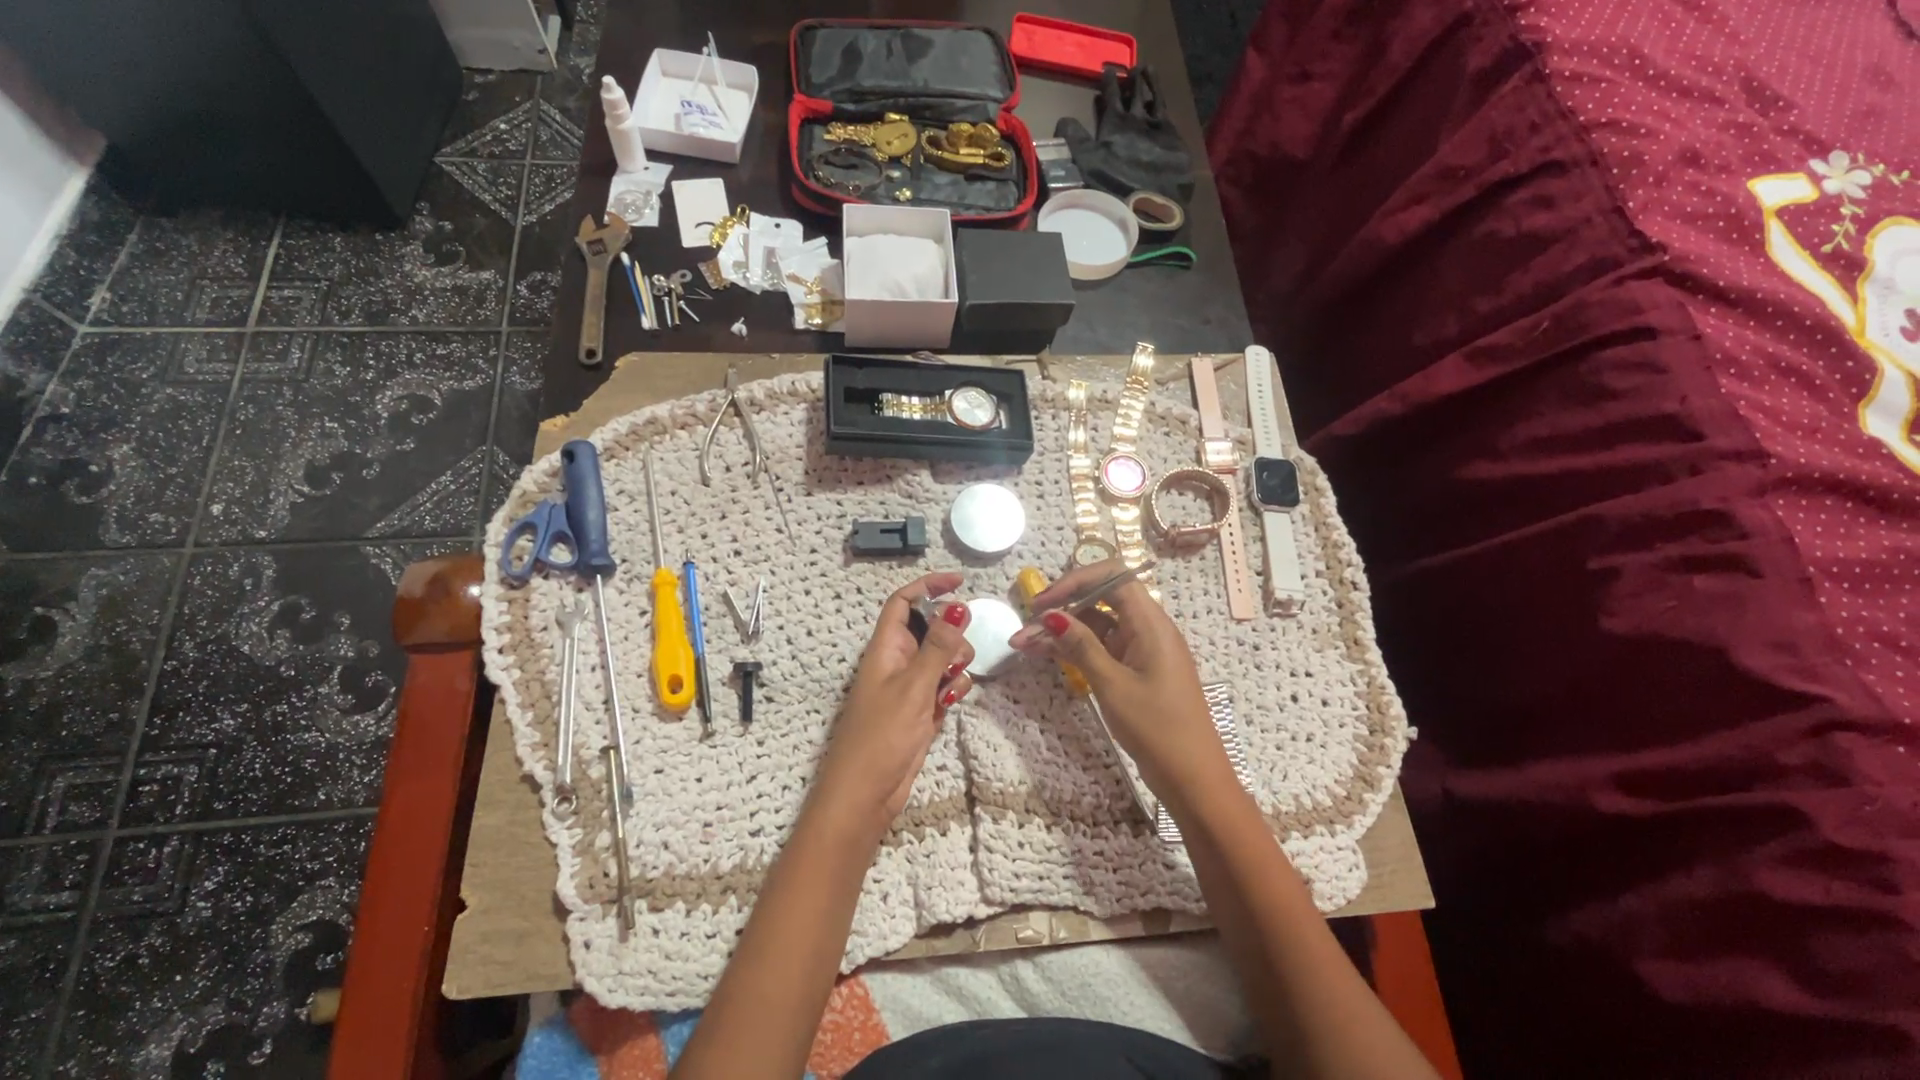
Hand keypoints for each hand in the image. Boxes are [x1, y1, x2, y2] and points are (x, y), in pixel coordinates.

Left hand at [813, 572, 974, 834]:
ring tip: (948, 690)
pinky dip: (951, 691)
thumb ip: (938, 646)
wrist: (865, 794)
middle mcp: (896, 662)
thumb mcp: (914, 687)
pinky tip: (948, 706)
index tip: (961, 581)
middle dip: (952, 638)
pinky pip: (943, 687)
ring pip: (942, 659)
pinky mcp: (919, 711)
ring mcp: (908, 687)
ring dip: (954, 668)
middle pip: (931, 629)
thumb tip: (957, 606)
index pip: (904, 603)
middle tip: (956, 662)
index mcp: (885, 648)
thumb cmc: (881, 737)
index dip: (929, 586)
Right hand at [1010, 560, 1234, 803]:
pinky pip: (1102, 648)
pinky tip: (1046, 656)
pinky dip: (1075, 650)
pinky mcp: (1136, 672)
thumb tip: (1051, 615)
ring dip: (1062, 632)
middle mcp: (1148, 629)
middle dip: (1061, 610)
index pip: (1113, 576)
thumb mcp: (1113, 685)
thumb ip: (1081, 646)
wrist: (1193, 778)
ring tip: (1024, 646)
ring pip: (1097, 626)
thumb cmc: (1157, 728)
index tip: (1042, 603)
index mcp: (1151, 623)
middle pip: (1100, 600)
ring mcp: (1142, 651)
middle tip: (1024, 631)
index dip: (1074, 581)